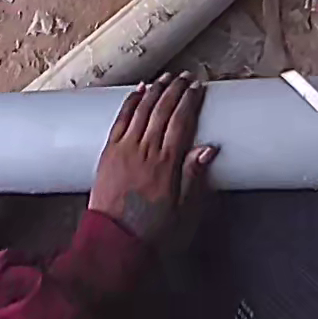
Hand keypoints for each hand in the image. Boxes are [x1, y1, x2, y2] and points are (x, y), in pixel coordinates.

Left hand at [90, 72, 215, 240]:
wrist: (114, 241)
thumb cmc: (151, 230)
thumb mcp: (184, 210)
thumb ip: (194, 175)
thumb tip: (209, 148)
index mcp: (166, 164)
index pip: (181, 121)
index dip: (190, 101)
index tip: (197, 88)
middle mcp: (145, 150)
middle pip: (162, 110)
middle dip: (175, 89)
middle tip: (184, 77)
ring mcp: (125, 148)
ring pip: (142, 109)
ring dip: (155, 90)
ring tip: (164, 78)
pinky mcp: (109, 150)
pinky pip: (121, 118)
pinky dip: (130, 102)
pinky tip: (138, 92)